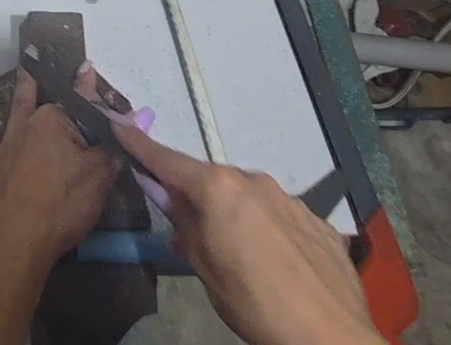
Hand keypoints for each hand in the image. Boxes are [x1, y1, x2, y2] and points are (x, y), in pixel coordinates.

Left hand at [0, 67, 119, 267]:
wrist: (17, 238)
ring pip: (17, 107)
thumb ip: (112, 146)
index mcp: (58, 122)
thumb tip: (130, 118)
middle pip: (47, 100)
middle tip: (41, 53)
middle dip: (50, 79)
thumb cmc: (62, 205)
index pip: (81, 101)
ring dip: (22, 87)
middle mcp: (31, 124)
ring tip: (23, 65)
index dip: (90, 88)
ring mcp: (8, 142)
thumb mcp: (99, 176)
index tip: (89, 67)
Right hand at [115, 124, 383, 344]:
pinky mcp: (318, 222)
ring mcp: (289, 199)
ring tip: (240, 257)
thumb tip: (161, 190)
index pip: (168, 161)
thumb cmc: (254, 303)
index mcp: (218, 187)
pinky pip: (280, 217)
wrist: (330, 338)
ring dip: (235, 216)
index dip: (140, 146)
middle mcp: (253, 181)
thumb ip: (182, 222)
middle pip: (212, 181)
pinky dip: (268, 231)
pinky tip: (275, 264)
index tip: (120, 126)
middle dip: (197, 199)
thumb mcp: (204, 266)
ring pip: (248, 198)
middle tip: (190, 234)